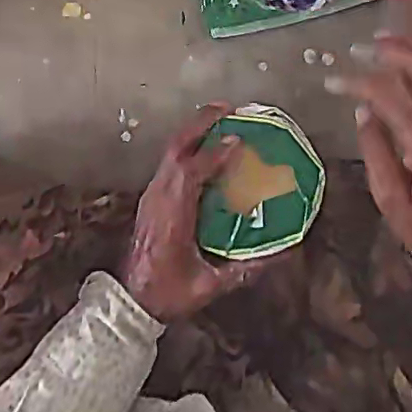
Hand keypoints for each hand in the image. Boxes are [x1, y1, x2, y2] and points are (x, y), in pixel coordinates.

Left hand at [122, 104, 275, 321]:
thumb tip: (283, 253)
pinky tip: (208, 146)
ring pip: (172, 150)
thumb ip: (246, 268)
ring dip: (196, 130)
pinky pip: (171, 160)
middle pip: (177, 147)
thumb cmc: (168, 294)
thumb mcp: (210, 285)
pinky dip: (190, 145)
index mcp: (172, 215)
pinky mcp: (152, 197)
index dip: (215, 154)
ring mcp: (152, 194)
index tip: (238, 140)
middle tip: (229, 109)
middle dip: (202, 123)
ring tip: (221, 118)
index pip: (191, 173)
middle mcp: (159, 197)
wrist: (127, 302)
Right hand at [332, 35, 411, 250]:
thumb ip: (374, 150)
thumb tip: (362, 111)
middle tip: (354, 49)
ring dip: (405, 46)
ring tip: (379, 39)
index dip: (357, 82)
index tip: (333, 81)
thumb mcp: (387, 195)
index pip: (388, 94)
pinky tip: (404, 53)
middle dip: (381, 52)